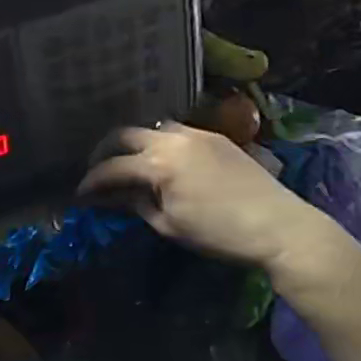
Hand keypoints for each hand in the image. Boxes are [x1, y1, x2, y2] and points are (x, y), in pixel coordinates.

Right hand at [78, 123, 337, 270]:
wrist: (280, 227)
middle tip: (97, 171)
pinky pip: (177, 131)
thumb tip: (112, 196)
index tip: (79, 194)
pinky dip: (160, 142)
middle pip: (126, 134)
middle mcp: (174, 138)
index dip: (90, 181)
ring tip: (129, 163)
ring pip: (152, 127)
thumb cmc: (218, 233)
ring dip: (135, 143)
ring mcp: (198, 134)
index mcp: (159, 163)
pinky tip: (162, 161)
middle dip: (105, 152)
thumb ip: (136, 203)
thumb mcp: (168, 224)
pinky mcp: (217, 138)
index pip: (111, 167)